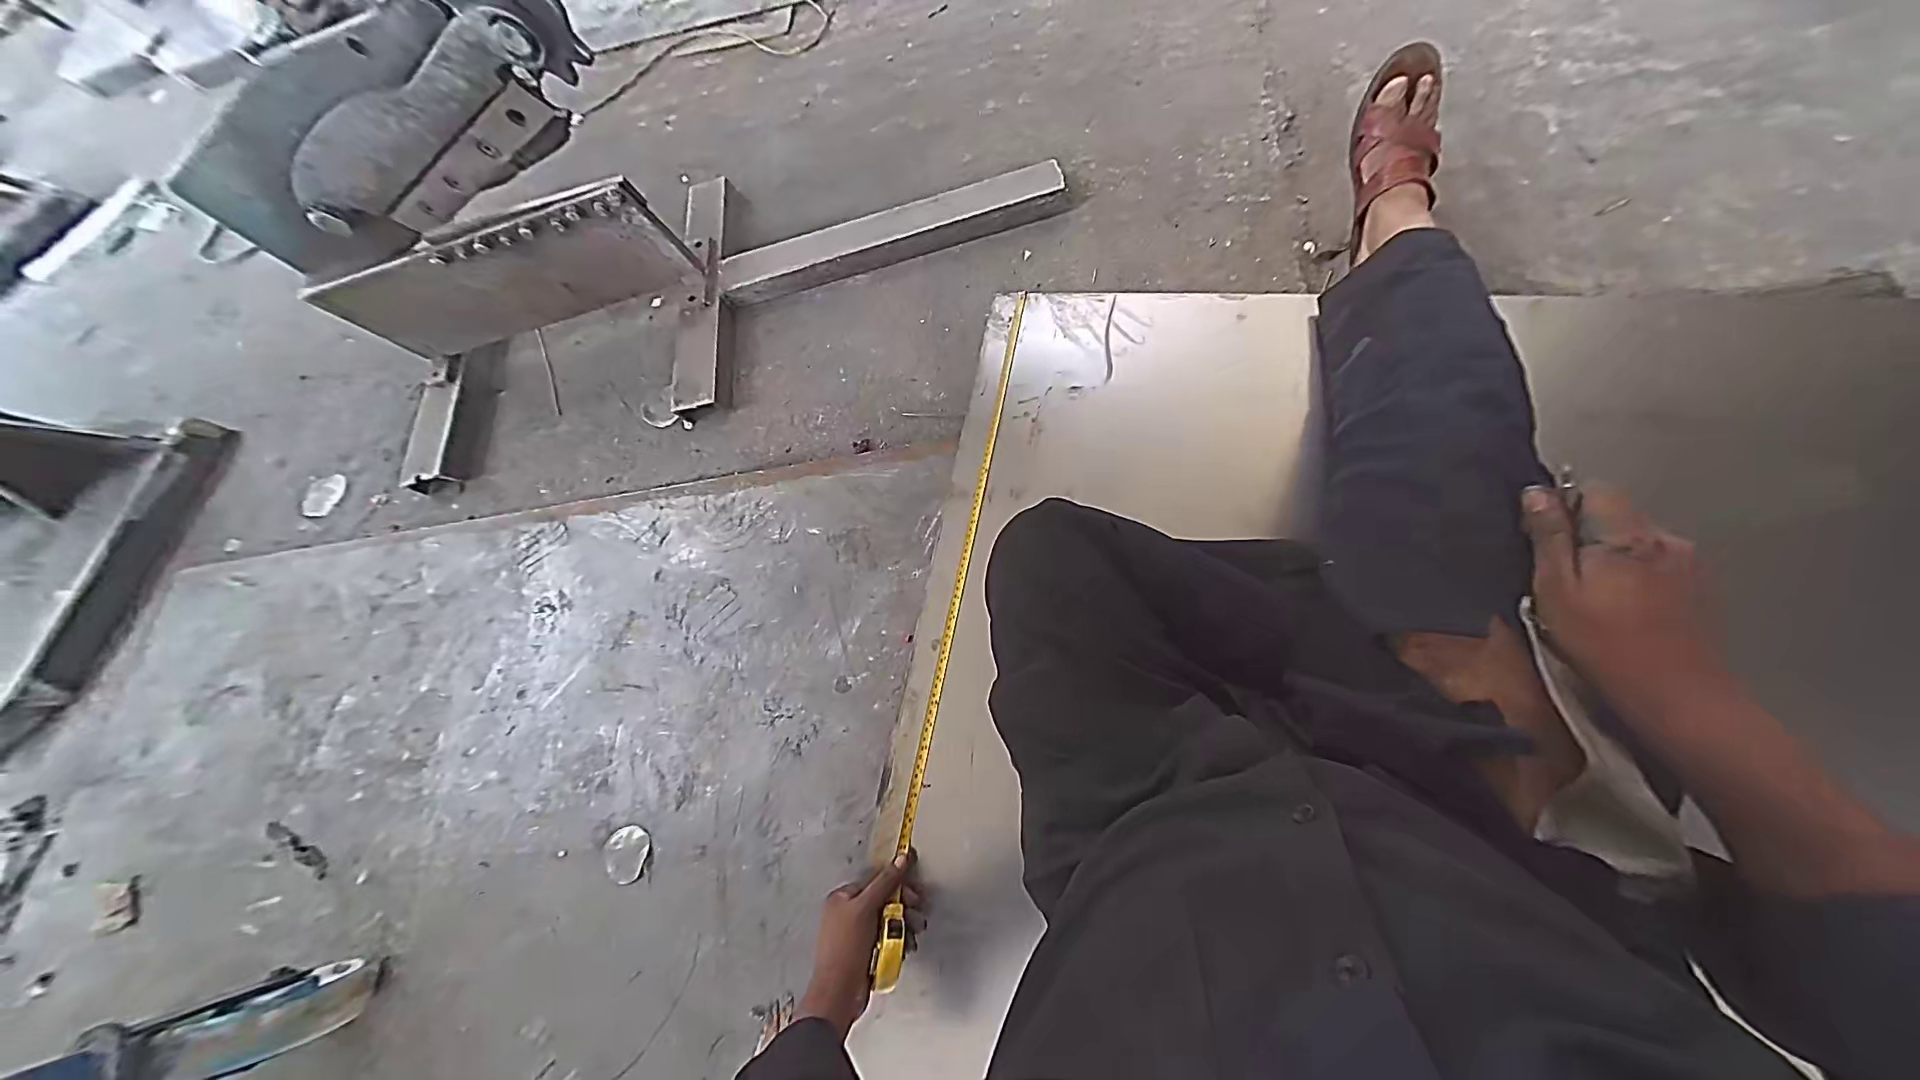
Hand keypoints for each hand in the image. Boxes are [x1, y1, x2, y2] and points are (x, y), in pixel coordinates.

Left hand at [796, 851, 923, 1038]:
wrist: (839, 994)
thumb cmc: (845, 949)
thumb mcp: (865, 908)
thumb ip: (885, 882)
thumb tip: (901, 858)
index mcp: (843, 897)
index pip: (877, 880)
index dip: (898, 883)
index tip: (915, 890)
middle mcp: (850, 913)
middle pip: (886, 900)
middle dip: (904, 907)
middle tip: (917, 913)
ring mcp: (859, 934)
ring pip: (890, 921)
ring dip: (904, 925)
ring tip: (913, 933)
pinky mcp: (868, 952)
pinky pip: (889, 939)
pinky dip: (899, 941)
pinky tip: (905, 947)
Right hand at [1521, 484, 1727, 708]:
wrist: (1675, 694)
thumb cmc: (1601, 642)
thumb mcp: (1555, 588)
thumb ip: (1548, 537)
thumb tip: (1537, 493)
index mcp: (1628, 536)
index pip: (1595, 489)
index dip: (1563, 504)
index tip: (1541, 533)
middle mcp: (1666, 539)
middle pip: (1617, 515)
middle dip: (1585, 533)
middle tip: (1558, 572)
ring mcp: (1689, 563)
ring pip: (1635, 540)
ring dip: (1609, 555)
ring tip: (1589, 594)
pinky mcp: (1700, 587)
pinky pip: (1655, 563)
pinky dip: (1633, 574)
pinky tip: (1620, 606)